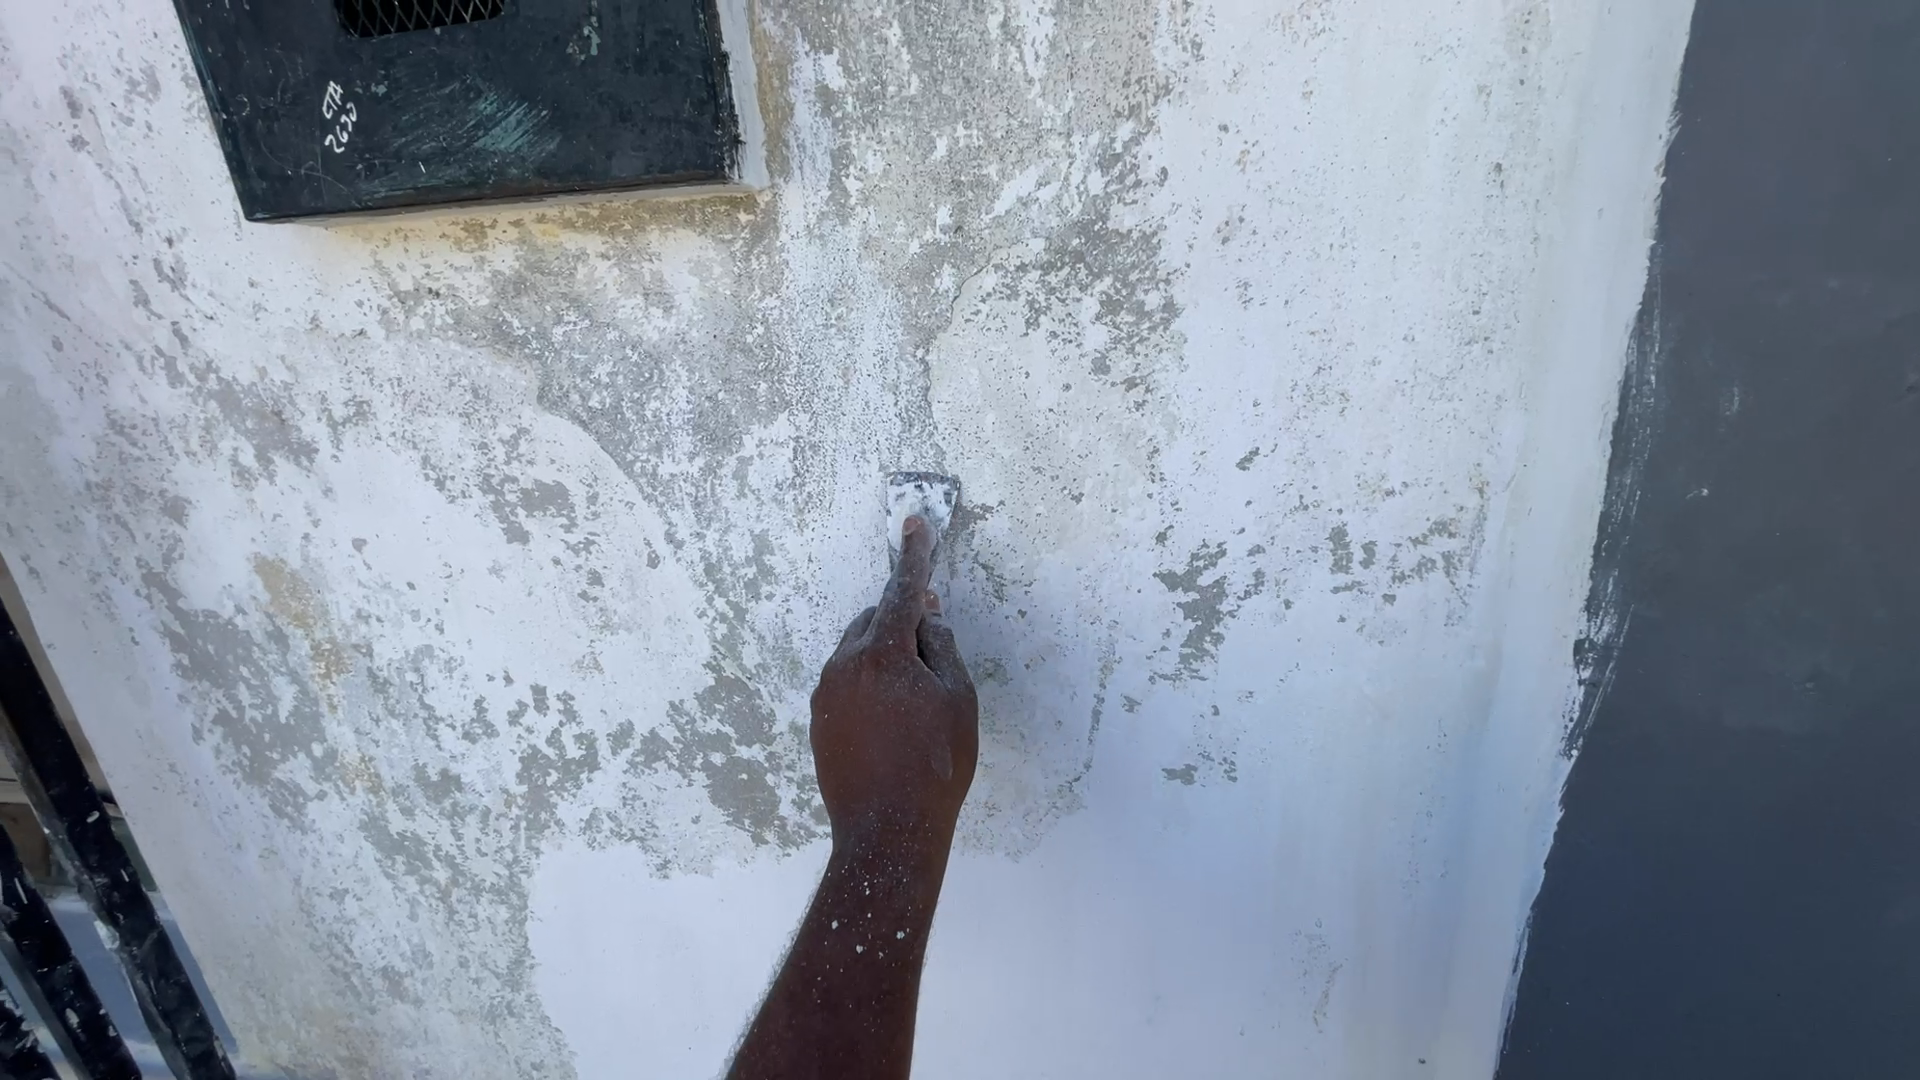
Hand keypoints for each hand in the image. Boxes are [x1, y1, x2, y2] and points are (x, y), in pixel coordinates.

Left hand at [810, 516, 978, 850]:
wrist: (888, 832)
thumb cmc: (936, 765)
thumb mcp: (958, 700)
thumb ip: (942, 647)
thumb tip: (926, 615)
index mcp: (883, 654)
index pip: (903, 592)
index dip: (915, 556)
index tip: (915, 523)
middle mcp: (844, 665)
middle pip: (877, 620)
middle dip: (904, 620)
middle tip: (932, 645)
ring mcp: (825, 693)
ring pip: (858, 650)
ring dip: (885, 652)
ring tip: (914, 696)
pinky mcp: (818, 719)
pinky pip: (846, 679)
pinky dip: (869, 679)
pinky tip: (890, 718)